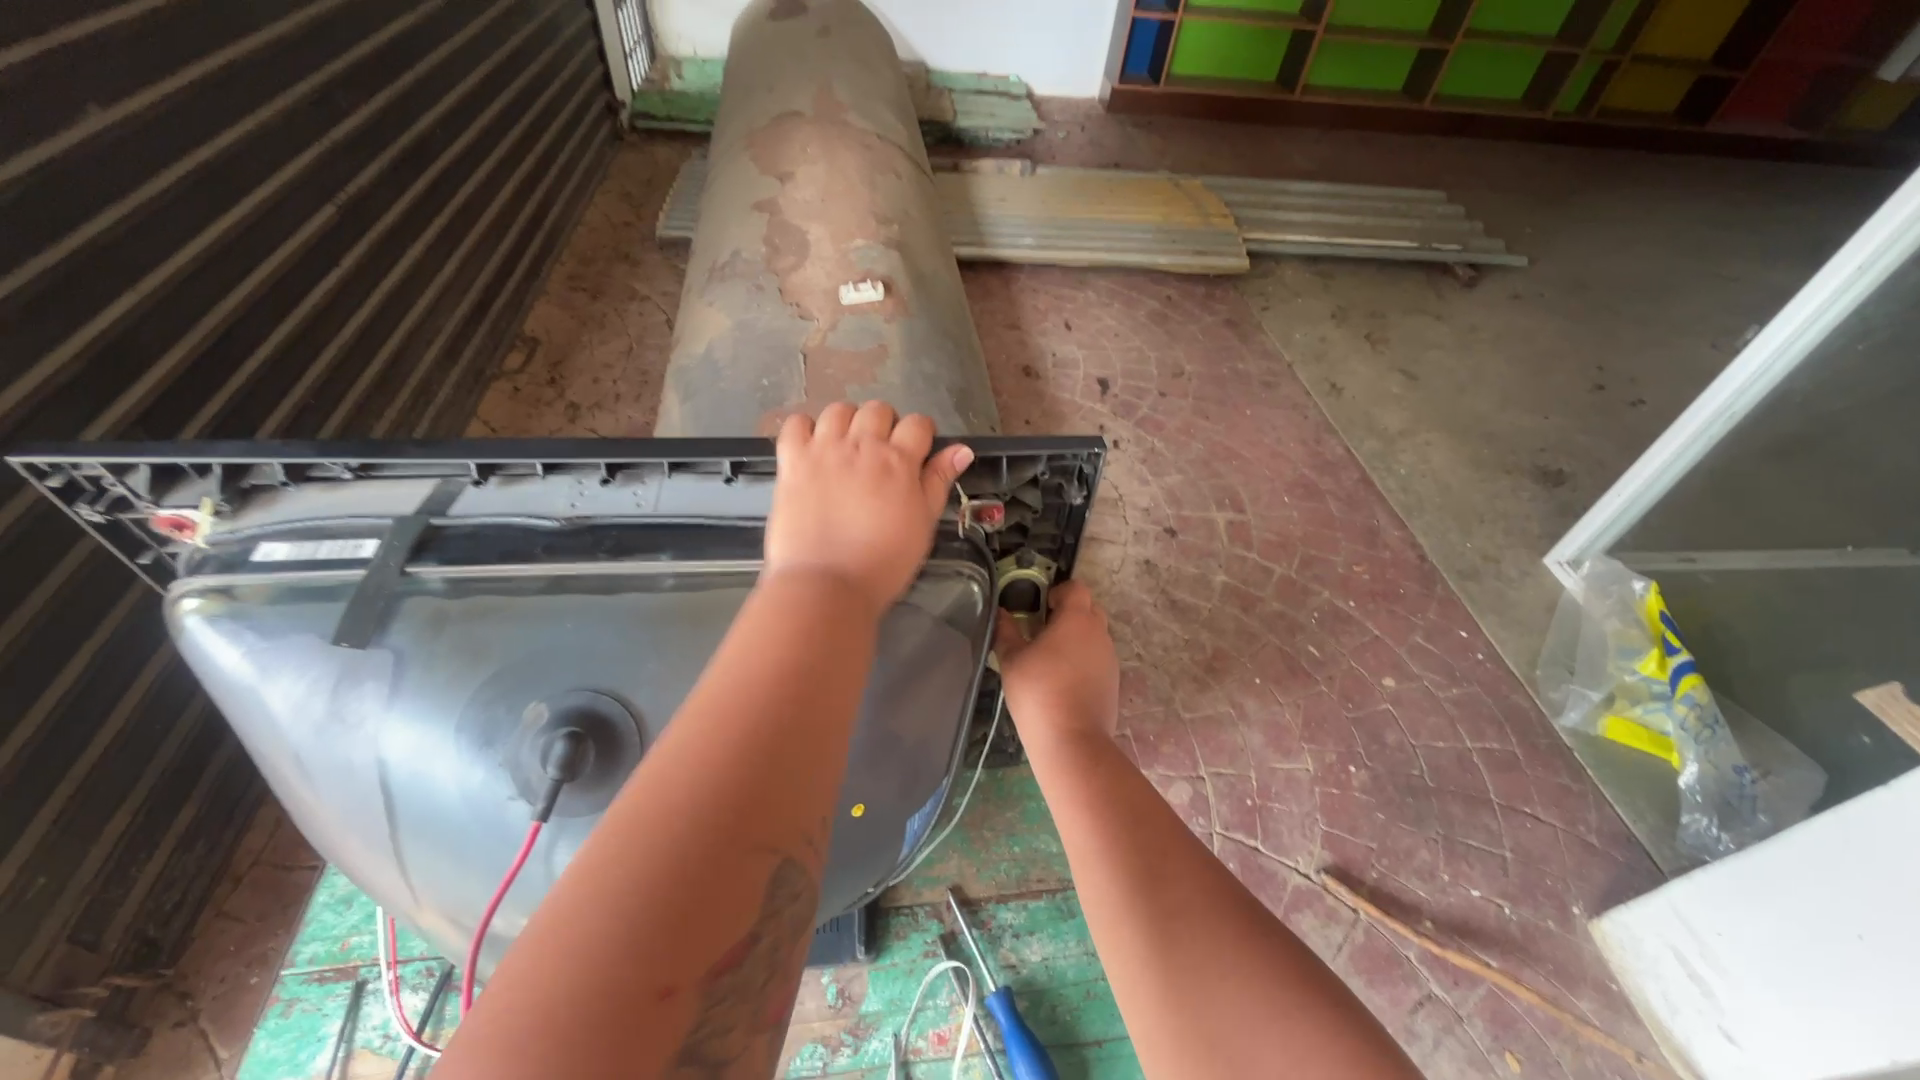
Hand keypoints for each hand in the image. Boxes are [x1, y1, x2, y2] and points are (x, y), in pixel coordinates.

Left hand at [763, 401, 973, 617]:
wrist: (826, 584)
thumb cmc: (883, 562)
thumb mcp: (923, 524)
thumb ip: (938, 482)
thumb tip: (961, 450)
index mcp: (898, 460)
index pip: (918, 424)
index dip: (921, 435)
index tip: (916, 453)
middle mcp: (861, 445)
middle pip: (878, 410)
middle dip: (884, 425)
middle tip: (880, 454)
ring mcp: (823, 450)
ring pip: (838, 411)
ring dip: (846, 423)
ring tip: (846, 448)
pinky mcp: (791, 461)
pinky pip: (795, 424)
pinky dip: (803, 428)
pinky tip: (811, 448)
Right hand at [994, 581, 1119, 747]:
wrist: (1072, 740)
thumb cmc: (1038, 693)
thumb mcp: (1012, 661)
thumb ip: (1006, 632)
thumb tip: (1001, 613)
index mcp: (1076, 620)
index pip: (1076, 588)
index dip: (1058, 592)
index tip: (1040, 607)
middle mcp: (1099, 633)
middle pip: (1089, 609)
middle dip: (1069, 613)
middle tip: (1043, 630)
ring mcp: (1110, 658)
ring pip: (1095, 635)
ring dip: (1077, 638)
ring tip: (1051, 659)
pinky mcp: (1113, 681)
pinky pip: (1099, 658)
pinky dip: (1084, 660)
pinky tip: (1064, 681)